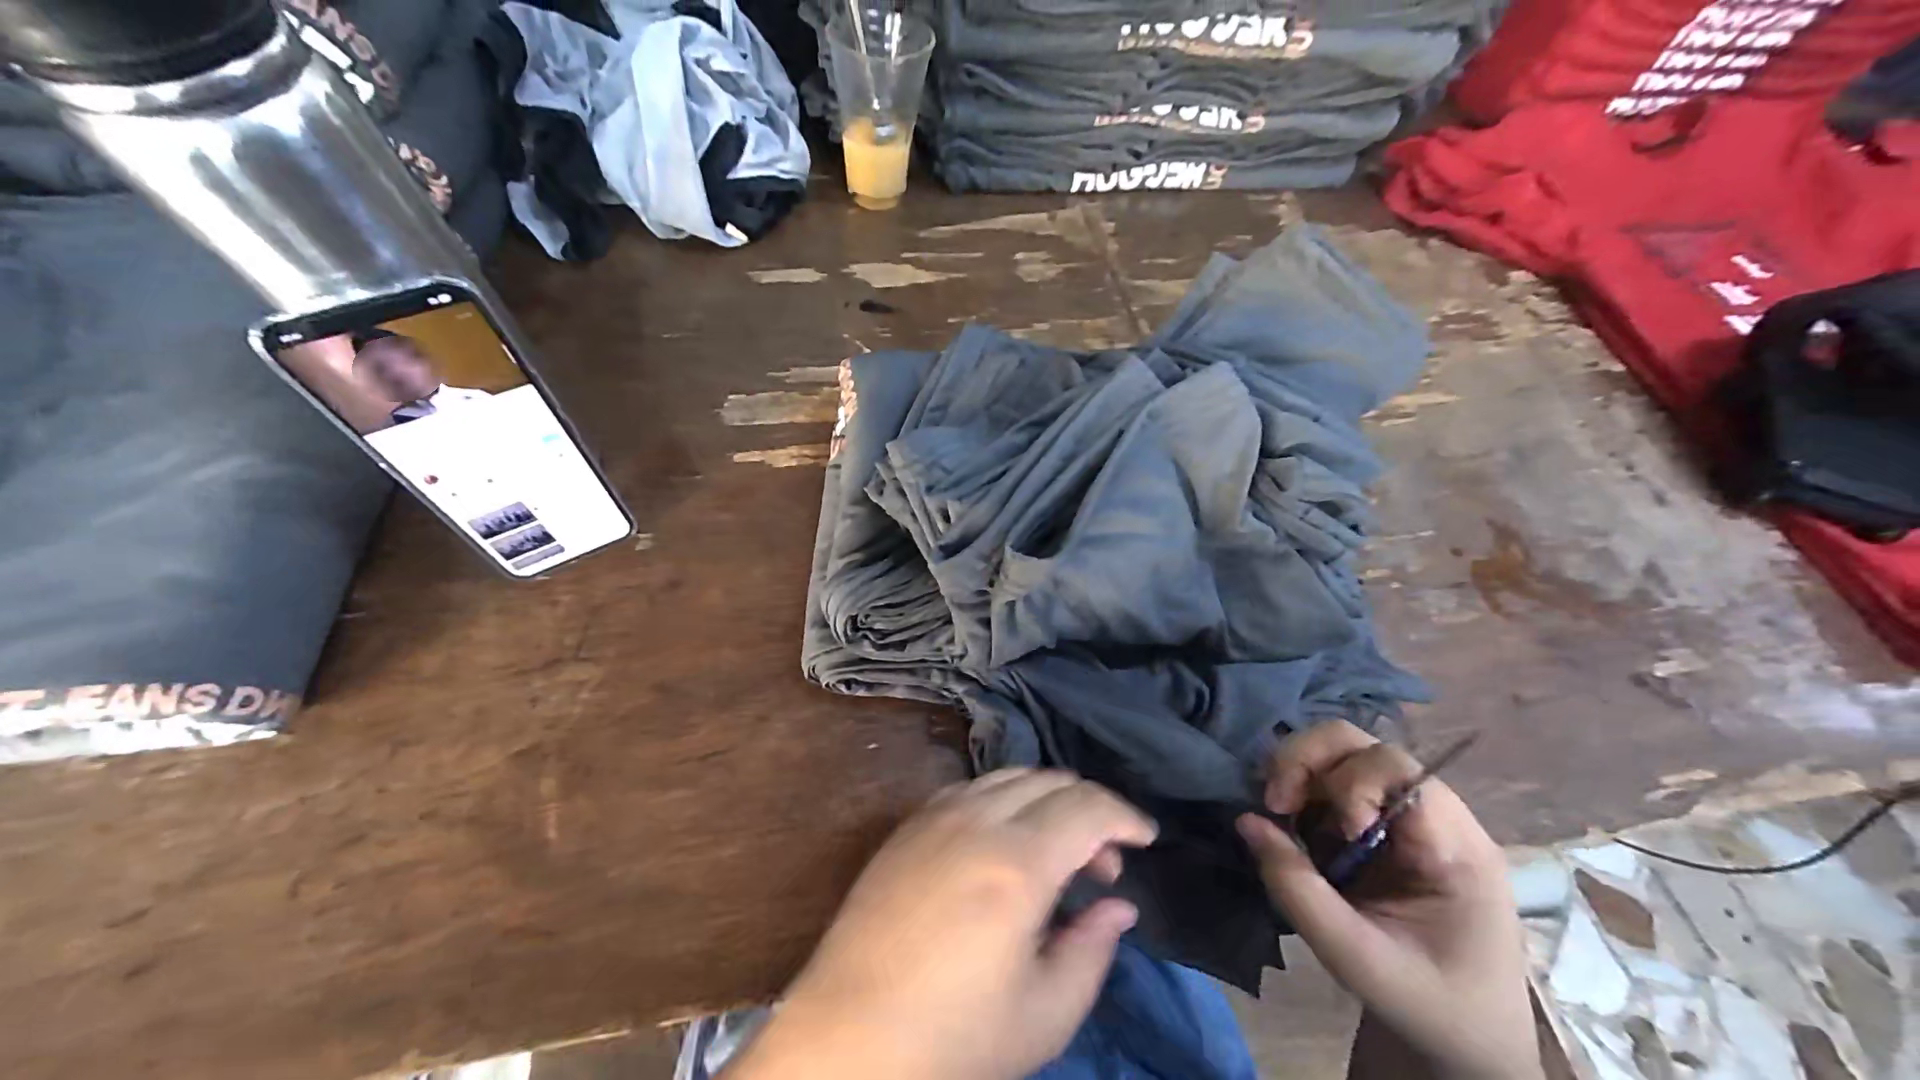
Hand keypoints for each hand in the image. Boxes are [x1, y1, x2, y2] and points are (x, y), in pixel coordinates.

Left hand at [728, 769, 1156, 1079]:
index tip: (1146, 838)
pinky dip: (1003, 799)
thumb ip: (1092, 947)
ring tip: (1057, 852)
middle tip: (1102, 864)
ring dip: (1047, 800)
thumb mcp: (1045, 1013)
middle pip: (1050, 782)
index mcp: (1016, 863)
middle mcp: (976, 821)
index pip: (1087, 806)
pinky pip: (970, 788)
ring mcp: (934, 817)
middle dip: (1090, 810)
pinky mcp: (907, 826)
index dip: (1125, 816)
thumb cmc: (955, 1037)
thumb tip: (1118, 905)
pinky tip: (1003, 842)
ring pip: (1009, 776)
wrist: (848, 1038)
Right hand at [1236, 721, 1540, 1079]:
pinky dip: (1298, 789)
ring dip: (1298, 770)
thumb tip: (1246, 820)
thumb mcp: (1358, 959)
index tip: (1334, 835)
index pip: (1398, 769)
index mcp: (1456, 847)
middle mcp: (1432, 815)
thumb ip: (1298, 890)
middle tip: (1277, 802)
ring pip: (1341, 753)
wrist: (1461, 1043)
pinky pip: (1329, 781)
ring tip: (1277, 810)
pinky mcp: (1375, 824)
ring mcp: (1401, 816)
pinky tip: (1287, 820)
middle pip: (1362, 745)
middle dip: (1308, 761)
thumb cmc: (1426, 1004)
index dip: (1351, 784)